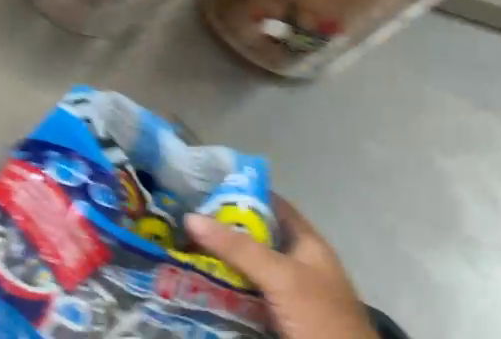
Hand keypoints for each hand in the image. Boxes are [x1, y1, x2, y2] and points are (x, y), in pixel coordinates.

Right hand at [186, 198, 379, 338]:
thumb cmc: (321, 317)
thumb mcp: (282, 277)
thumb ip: (238, 247)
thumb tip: (189, 217)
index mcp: (306, 244)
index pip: (272, 204)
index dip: (241, 191)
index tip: (203, 183)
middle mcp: (294, 262)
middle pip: (252, 234)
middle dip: (219, 225)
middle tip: (181, 213)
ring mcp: (284, 290)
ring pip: (243, 263)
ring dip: (215, 255)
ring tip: (178, 241)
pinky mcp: (272, 313)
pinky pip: (239, 289)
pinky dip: (218, 282)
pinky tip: (193, 275)